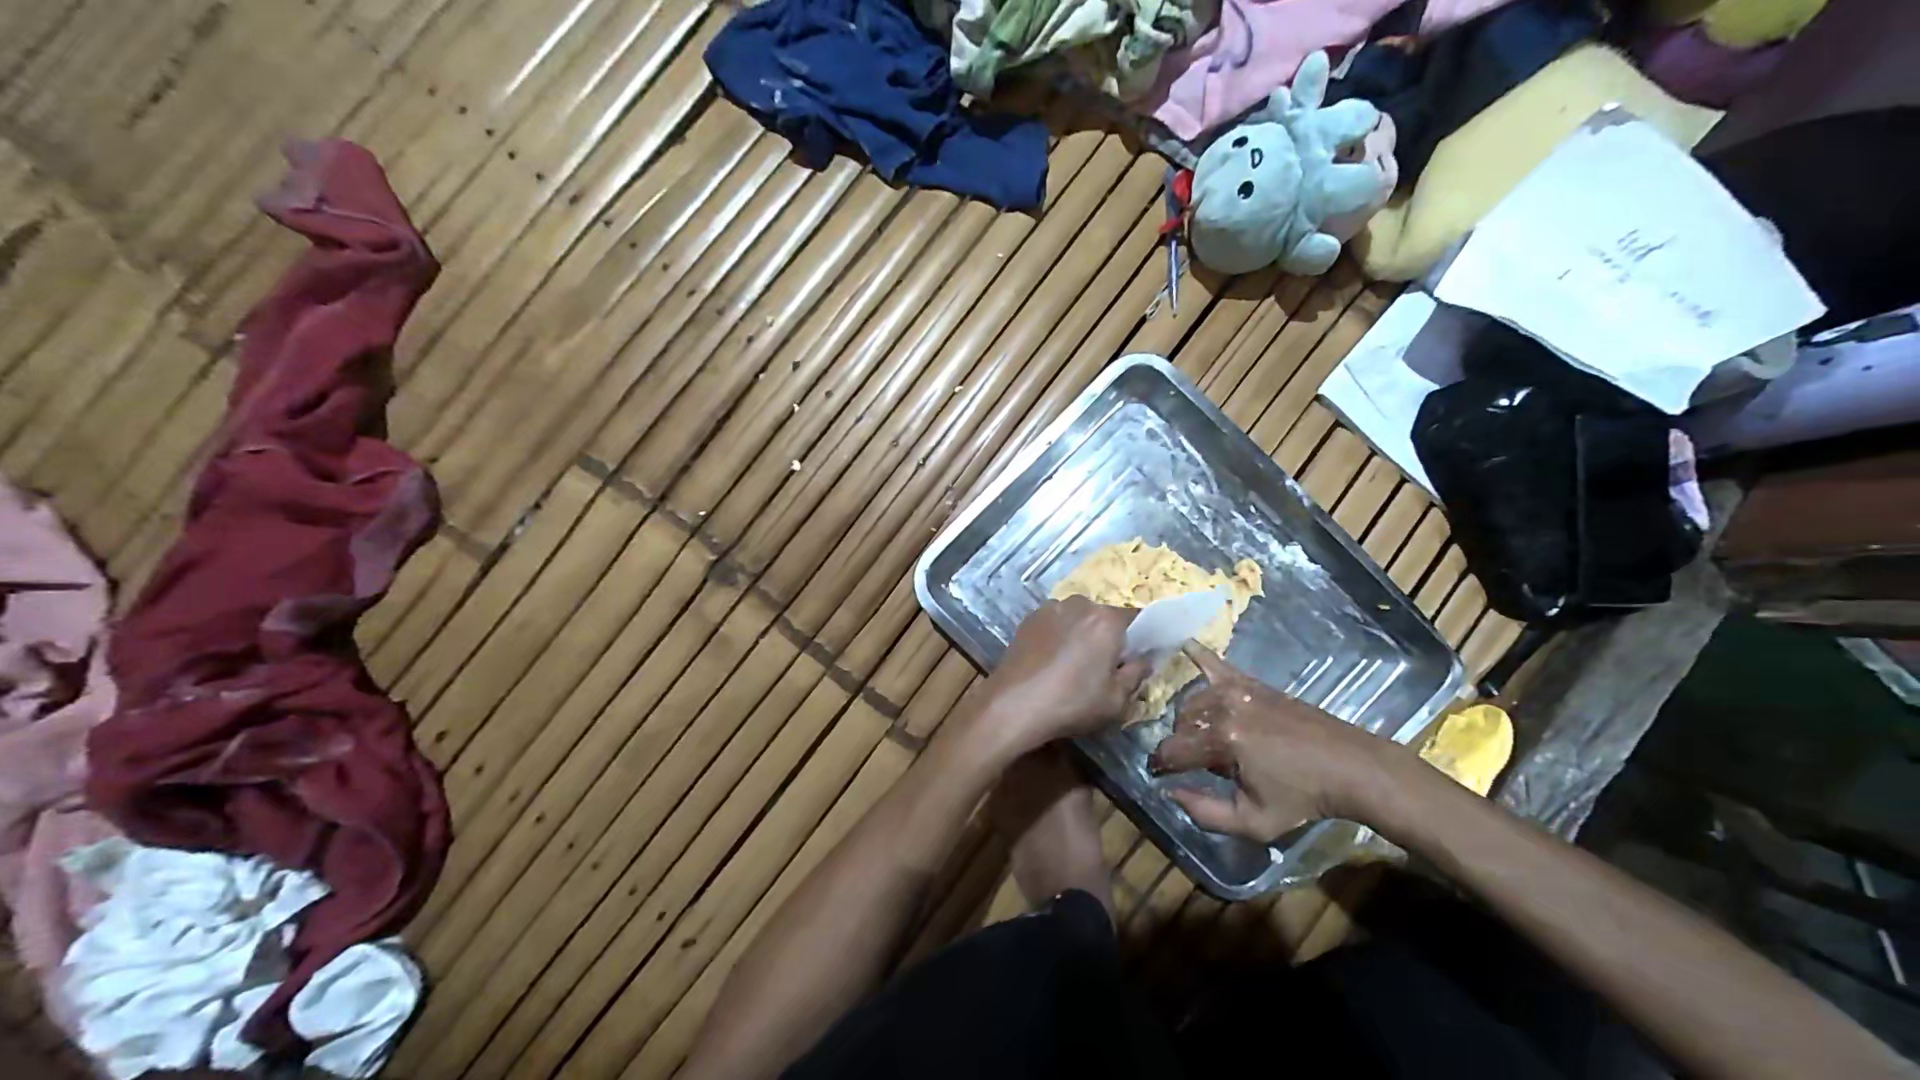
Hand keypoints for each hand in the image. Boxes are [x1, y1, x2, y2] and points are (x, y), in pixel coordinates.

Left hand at [976, 597, 1149, 755]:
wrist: (1012, 705)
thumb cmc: (1071, 703)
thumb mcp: (1116, 700)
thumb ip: (1136, 675)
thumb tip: (1142, 660)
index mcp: (1107, 620)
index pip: (1136, 619)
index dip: (1139, 638)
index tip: (1135, 658)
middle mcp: (1080, 605)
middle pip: (1103, 617)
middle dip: (1107, 636)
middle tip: (1103, 666)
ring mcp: (1050, 609)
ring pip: (1076, 618)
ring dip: (1080, 634)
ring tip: (1072, 665)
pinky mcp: (1028, 619)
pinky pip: (1054, 623)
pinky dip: (1057, 636)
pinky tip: (1050, 662)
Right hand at [1149, 642, 1409, 840]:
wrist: (1351, 767)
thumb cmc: (1303, 799)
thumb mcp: (1254, 821)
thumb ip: (1205, 812)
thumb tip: (1171, 792)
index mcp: (1222, 740)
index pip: (1172, 750)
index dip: (1162, 766)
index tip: (1161, 776)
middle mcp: (1223, 707)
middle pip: (1180, 723)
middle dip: (1182, 744)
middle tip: (1200, 764)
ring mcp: (1237, 690)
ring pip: (1191, 701)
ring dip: (1191, 719)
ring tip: (1209, 739)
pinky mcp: (1252, 683)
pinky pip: (1214, 664)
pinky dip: (1197, 656)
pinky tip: (1183, 645)